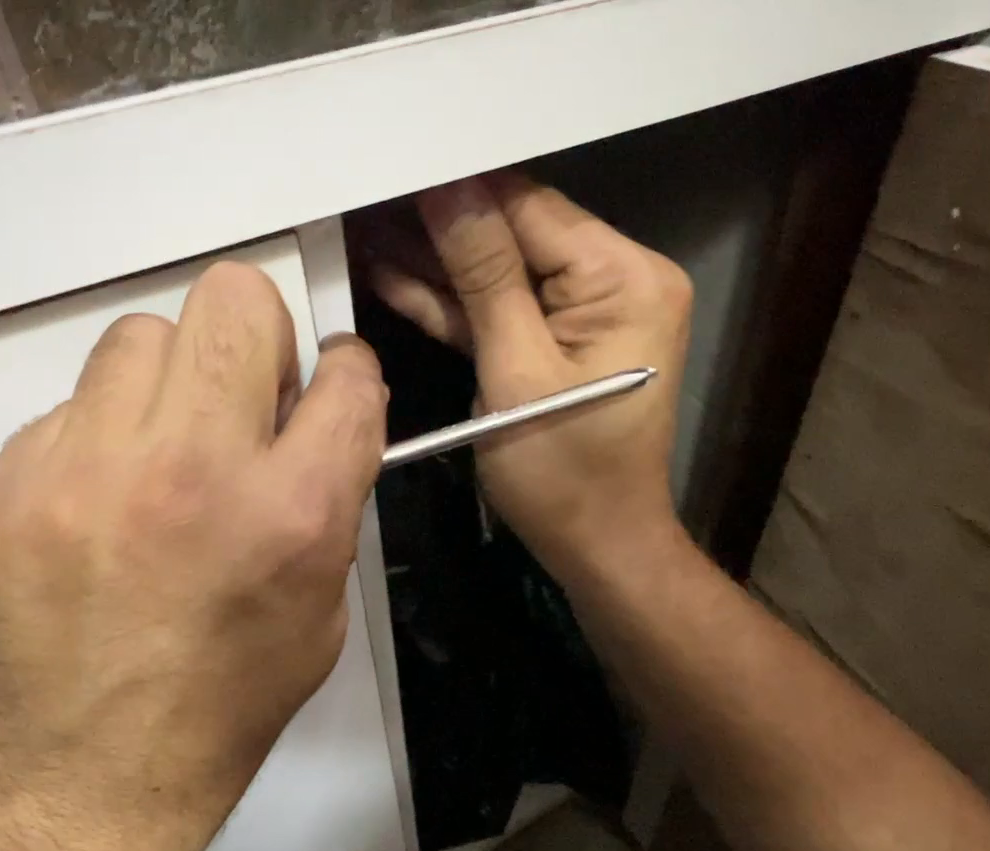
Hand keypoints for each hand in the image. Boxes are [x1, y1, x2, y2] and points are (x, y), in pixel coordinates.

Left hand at [0, 262, 386, 839]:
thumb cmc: (232, 694)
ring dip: (167, 383)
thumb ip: (329, 493)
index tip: (322, 387)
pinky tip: (95, 513)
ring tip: (158, 456)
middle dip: (253, 337)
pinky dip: (96, 444)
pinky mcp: (1, 494)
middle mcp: (188, 473)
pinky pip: (63, 414)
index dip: (344, 373)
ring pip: (136, 338)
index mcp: (288, 512)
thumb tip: (314, 410)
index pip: (345, 376)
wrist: (98, 772)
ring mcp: (81, 476)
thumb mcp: (321, 603)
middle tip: (239, 403)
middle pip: (231, 300)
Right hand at [364, 173, 691, 576]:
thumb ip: (484, 276)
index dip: (460, 189)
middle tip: (366, 197)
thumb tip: (450, 189)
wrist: (596, 545)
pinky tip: (394, 276)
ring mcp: (588, 311)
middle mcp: (616, 279)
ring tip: (366, 230)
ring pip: (501, 273)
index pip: (531, 209)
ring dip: (438, 263)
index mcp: (624, 277)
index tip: (392, 167)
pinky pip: (503, 311)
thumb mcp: (516, 371)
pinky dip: (456, 304)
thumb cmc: (564, 473)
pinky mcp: (559, 341)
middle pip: (516, 235)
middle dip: (441, 224)